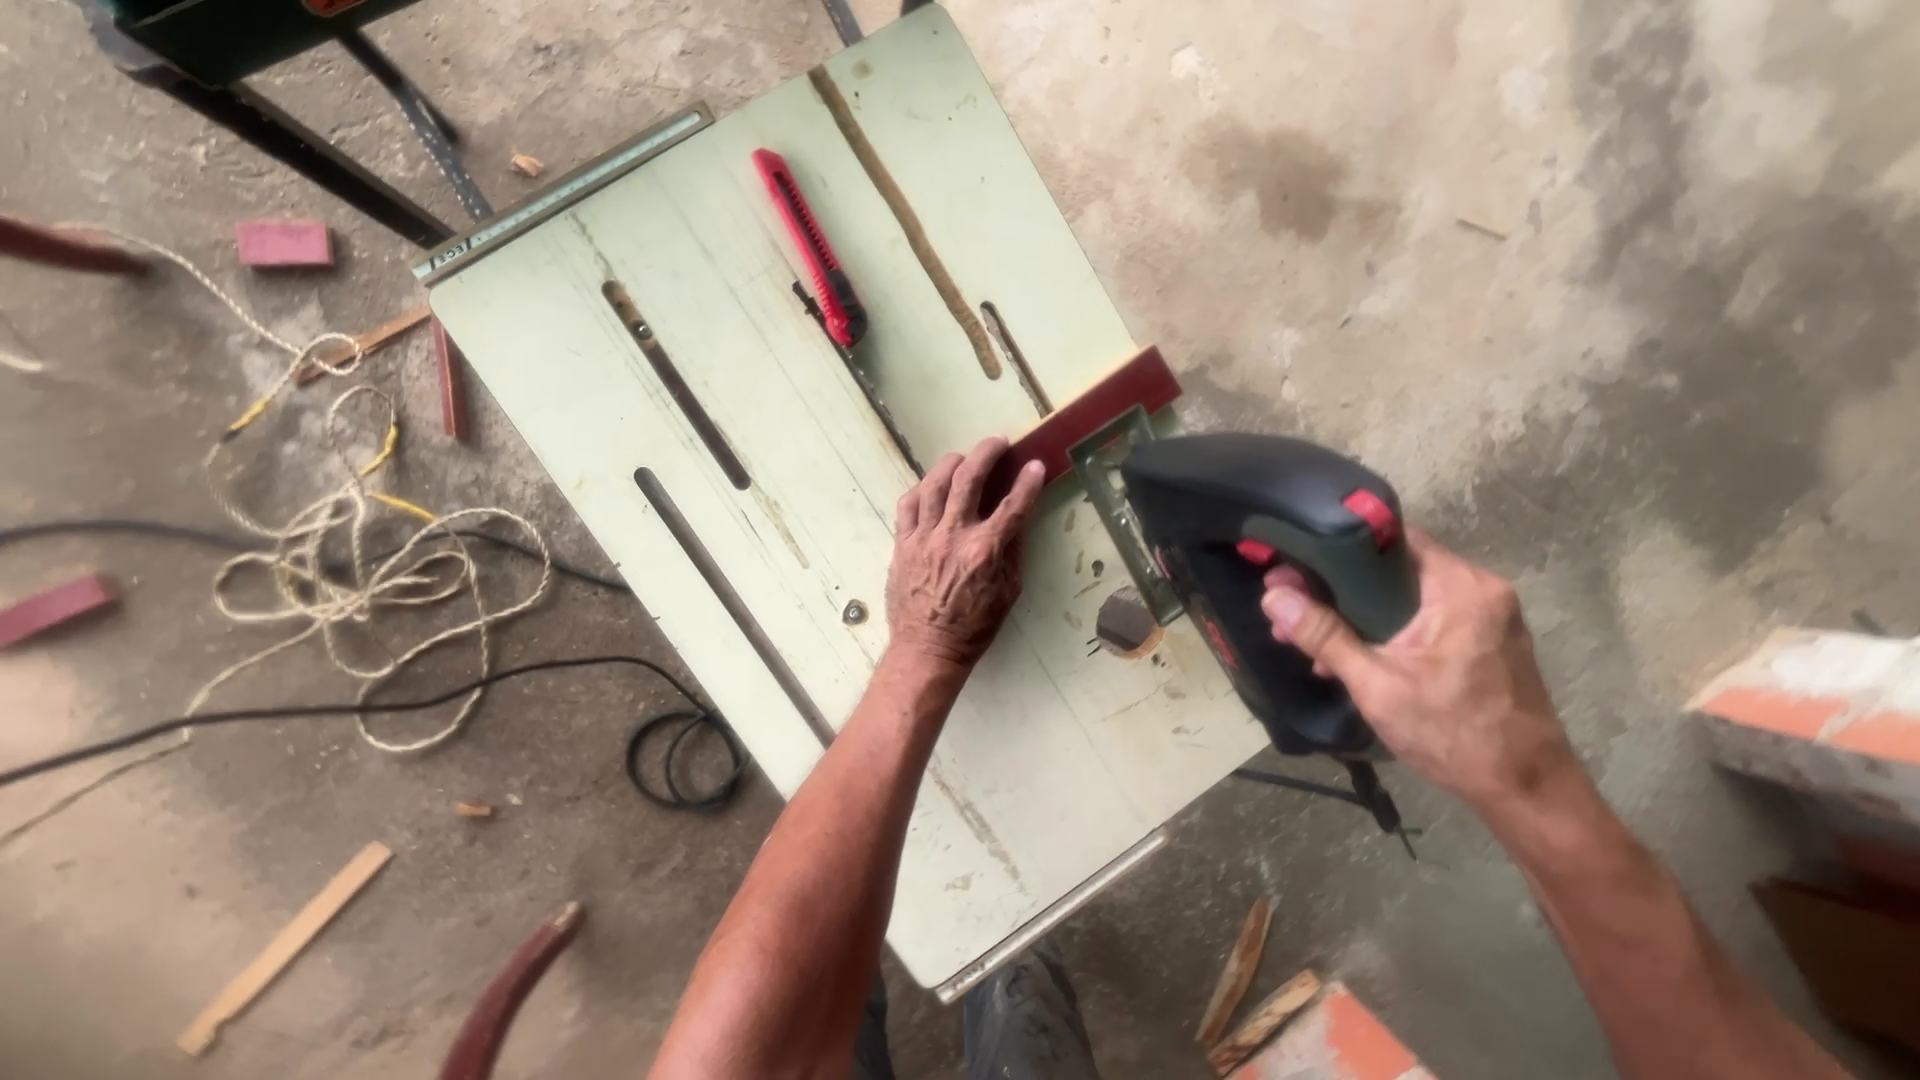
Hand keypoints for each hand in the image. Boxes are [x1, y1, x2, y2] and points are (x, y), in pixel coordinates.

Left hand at [886, 436, 1045, 667]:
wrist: (927, 648)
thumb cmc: (973, 627)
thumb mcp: (1008, 592)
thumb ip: (1013, 551)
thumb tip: (1017, 520)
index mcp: (985, 550)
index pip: (1013, 505)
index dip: (1028, 482)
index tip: (1036, 465)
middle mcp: (953, 536)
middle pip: (970, 479)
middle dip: (987, 453)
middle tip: (998, 442)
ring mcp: (923, 537)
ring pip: (935, 483)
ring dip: (952, 463)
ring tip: (964, 457)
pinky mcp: (902, 543)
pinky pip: (908, 504)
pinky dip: (922, 488)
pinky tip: (931, 485)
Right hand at [1259, 529, 1578, 809]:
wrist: (1526, 789)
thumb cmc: (1454, 734)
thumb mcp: (1377, 685)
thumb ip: (1324, 636)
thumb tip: (1273, 597)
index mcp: (1460, 588)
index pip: (1388, 540)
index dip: (1331, 550)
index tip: (1288, 571)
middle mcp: (1479, 590)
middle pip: (1392, 569)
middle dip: (1335, 591)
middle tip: (1288, 609)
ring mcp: (1485, 616)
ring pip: (1404, 597)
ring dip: (1356, 616)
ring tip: (1310, 642)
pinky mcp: (1483, 640)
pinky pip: (1422, 618)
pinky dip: (1385, 631)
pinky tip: (1350, 655)